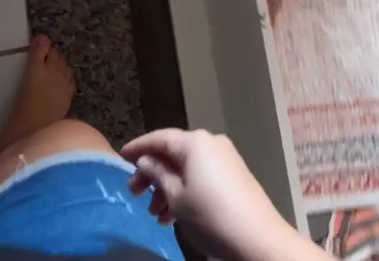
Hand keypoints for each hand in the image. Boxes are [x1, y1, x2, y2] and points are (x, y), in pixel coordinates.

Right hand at [122, 128, 303, 260]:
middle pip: (173, 153)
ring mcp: (225, 158)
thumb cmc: (211, 215)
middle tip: (134, 194)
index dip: (139, 147)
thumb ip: (158, 174)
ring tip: (155, 215)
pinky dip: (185, 190)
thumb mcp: (176, 197)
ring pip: (187, 167)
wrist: (258, 240)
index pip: (159, 138)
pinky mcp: (234, 175)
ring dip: (168, 187)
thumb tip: (146, 160)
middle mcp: (210, 142)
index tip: (121, 156)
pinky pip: (201, 176)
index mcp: (195, 142)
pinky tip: (175, 215)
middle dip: (152, 173)